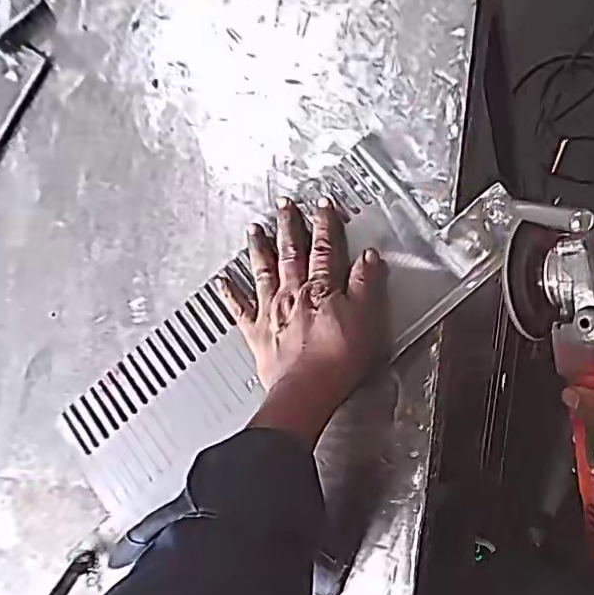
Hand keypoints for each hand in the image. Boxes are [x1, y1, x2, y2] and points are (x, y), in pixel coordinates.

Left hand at [217, 196, 386, 446]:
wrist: (308, 388)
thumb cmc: (337, 360)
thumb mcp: (365, 318)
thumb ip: (366, 285)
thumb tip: (369, 259)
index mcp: (322, 289)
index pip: (325, 249)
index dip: (325, 225)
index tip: (322, 207)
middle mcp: (293, 294)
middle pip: (291, 253)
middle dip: (289, 226)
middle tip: (284, 206)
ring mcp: (272, 312)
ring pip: (264, 271)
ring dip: (260, 248)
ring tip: (256, 229)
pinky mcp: (257, 333)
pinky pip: (240, 308)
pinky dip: (230, 292)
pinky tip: (224, 280)